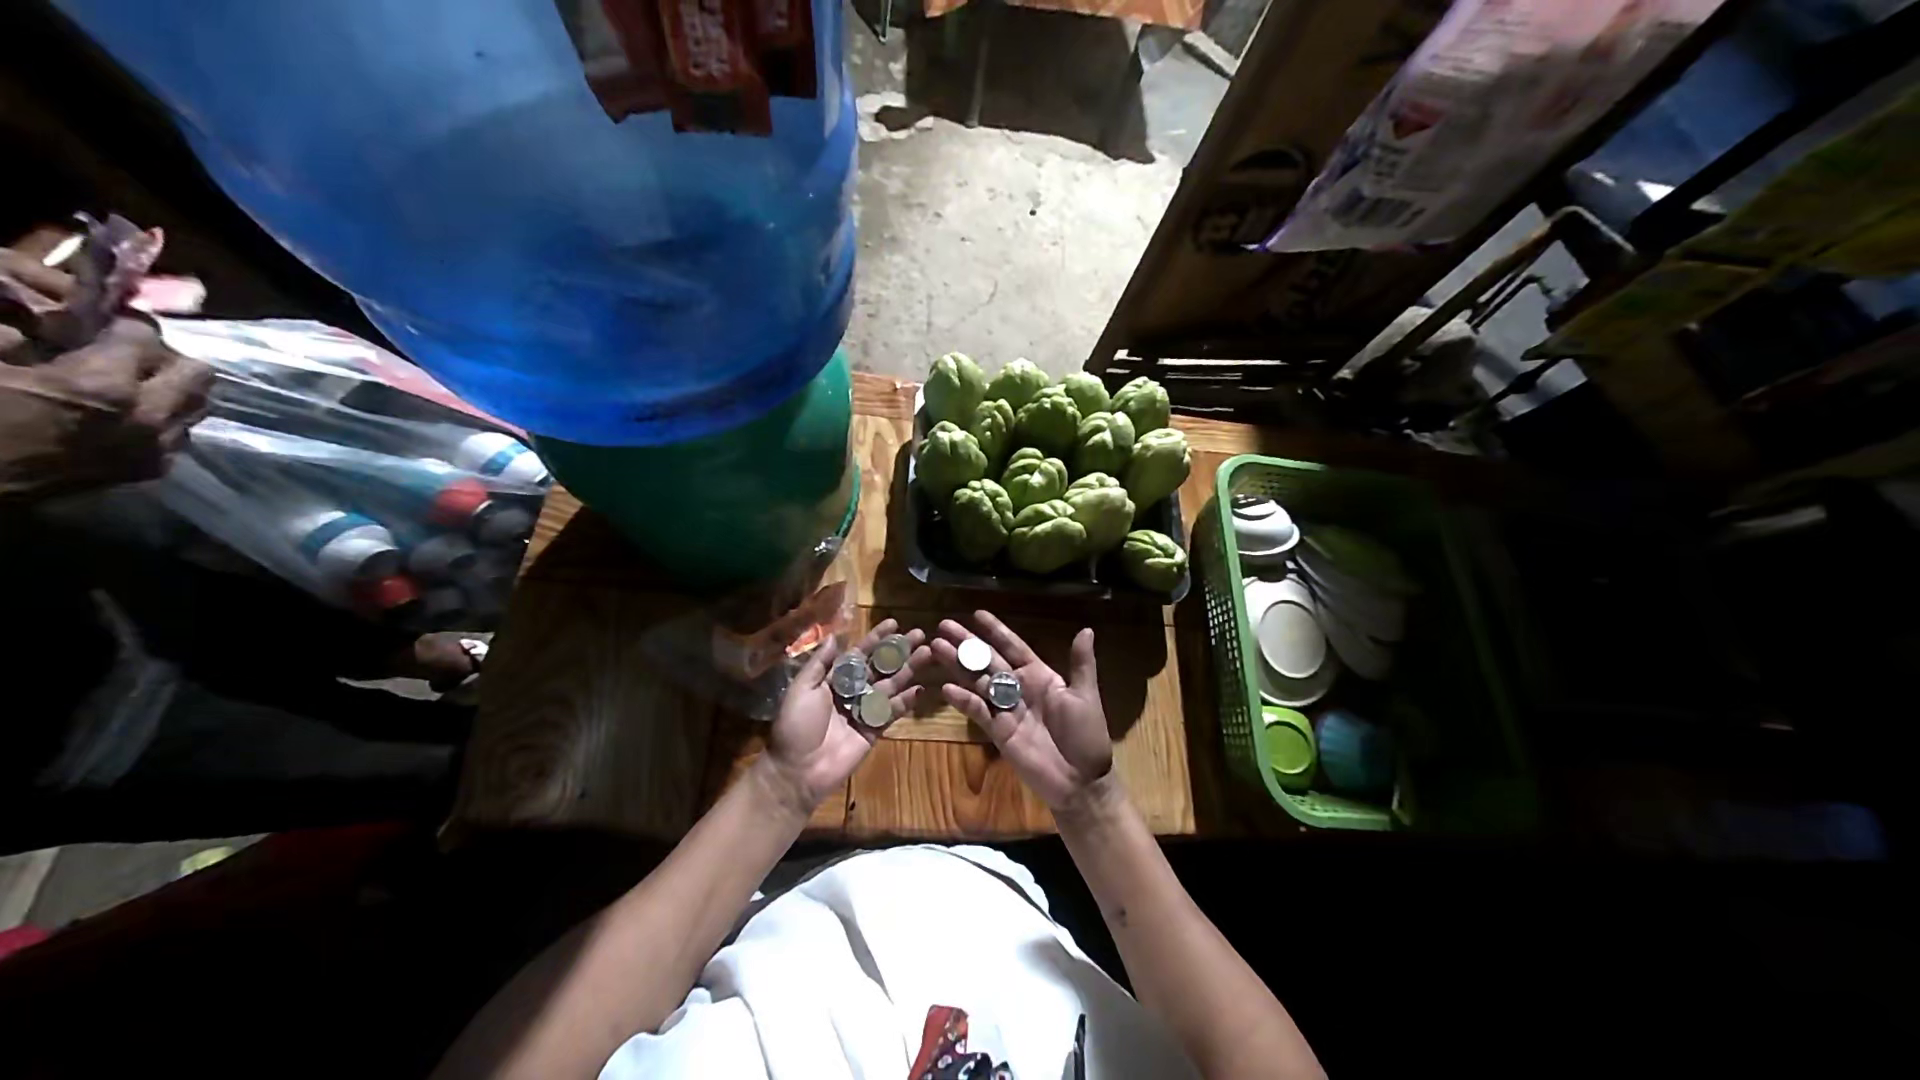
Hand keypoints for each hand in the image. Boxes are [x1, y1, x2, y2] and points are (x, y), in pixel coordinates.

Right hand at [0, 296, 211, 499]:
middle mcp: (149, 417)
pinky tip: (130, 413)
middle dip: (166, 356)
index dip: (124, 323)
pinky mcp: (153, 468)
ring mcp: (158, 446)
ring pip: (198, 404)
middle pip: (197, 372)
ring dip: (174, 388)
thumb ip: (21, 335)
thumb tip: (54, 320)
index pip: (145, 336)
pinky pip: (183, 432)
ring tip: (132, 382)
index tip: (105, 321)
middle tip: (127, 353)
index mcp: (102, 385)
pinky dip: (166, 417)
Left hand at [762, 619, 929, 813]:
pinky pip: (892, 712)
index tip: (895, 623)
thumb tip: (834, 636)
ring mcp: (865, 710)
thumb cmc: (795, 725)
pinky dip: (906, 700)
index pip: (859, 653)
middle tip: (920, 634)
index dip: (876, 638)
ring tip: (927, 654)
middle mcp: (852, 691)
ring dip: (909, 670)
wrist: (797, 770)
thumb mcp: (802, 688)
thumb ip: (820, 663)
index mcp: (833, 679)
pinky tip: (921, 688)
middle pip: (880, 667)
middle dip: (899, 650)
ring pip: (890, 685)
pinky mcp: (874, 730)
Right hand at [933, 610, 1113, 812]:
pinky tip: (946, 687)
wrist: (1080, 781)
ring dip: (958, 665)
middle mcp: (1018, 687)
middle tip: (944, 626)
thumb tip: (1086, 629)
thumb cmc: (1086, 736)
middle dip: (967, 644)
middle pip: (988, 660)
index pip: (1013, 647)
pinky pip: (977, 711)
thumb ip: (1081, 663)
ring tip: (936, 647)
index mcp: (1039, 675)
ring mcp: (1005, 709)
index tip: (976, 614)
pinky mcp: (997, 731)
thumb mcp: (1085, 696)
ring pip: (977, 681)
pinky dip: (963, 700)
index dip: (996, 631)